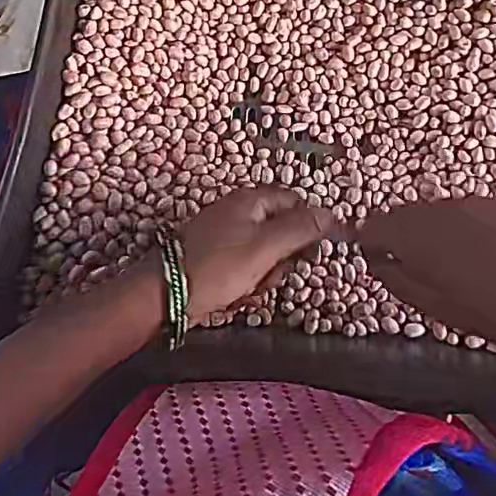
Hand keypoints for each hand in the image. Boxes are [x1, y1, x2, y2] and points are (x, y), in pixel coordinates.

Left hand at [178, 187, 334, 323]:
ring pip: (264, 252)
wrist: (164, 295)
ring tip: (249, 287)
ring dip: (264, 273)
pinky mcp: (215, 256)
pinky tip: (235, 294)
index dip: (307, 225)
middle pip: (281, 229)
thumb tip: (331, 213)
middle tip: (271, 273)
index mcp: (250, 200)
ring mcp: (225, 234)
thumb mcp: (265, 248)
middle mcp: (238, 211)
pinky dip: (246, 281)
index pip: (294, 203)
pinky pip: (245, 265)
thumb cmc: (217, 268)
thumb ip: (300, 229)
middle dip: (282, 257)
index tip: (309, 251)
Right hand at [356, 198, 495, 347]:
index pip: (373, 227)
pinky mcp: (486, 201)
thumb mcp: (436, 307)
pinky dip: (449, 224)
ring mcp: (462, 201)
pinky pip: (454, 209)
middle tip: (404, 262)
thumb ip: (397, 280)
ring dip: (422, 228)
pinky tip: (466, 247)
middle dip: (395, 234)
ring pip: (426, 210)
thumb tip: (376, 262)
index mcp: (415, 237)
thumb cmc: (490, 310)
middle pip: (398, 214)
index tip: (371, 257)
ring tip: (439, 258)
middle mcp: (433, 210)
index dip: (368, 242)